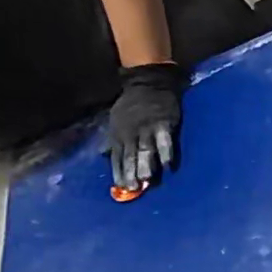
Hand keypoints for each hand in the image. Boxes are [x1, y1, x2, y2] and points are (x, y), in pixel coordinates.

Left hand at [107, 62, 183, 189]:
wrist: (149, 83)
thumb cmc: (132, 105)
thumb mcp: (116, 120)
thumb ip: (112, 139)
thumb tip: (103, 155)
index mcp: (119, 133)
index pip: (117, 156)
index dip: (119, 171)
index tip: (120, 187)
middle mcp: (131, 132)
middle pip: (131, 155)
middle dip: (131, 172)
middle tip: (133, 188)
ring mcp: (148, 128)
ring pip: (146, 150)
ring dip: (146, 165)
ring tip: (147, 180)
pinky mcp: (164, 124)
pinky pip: (165, 142)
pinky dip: (166, 154)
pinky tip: (168, 166)